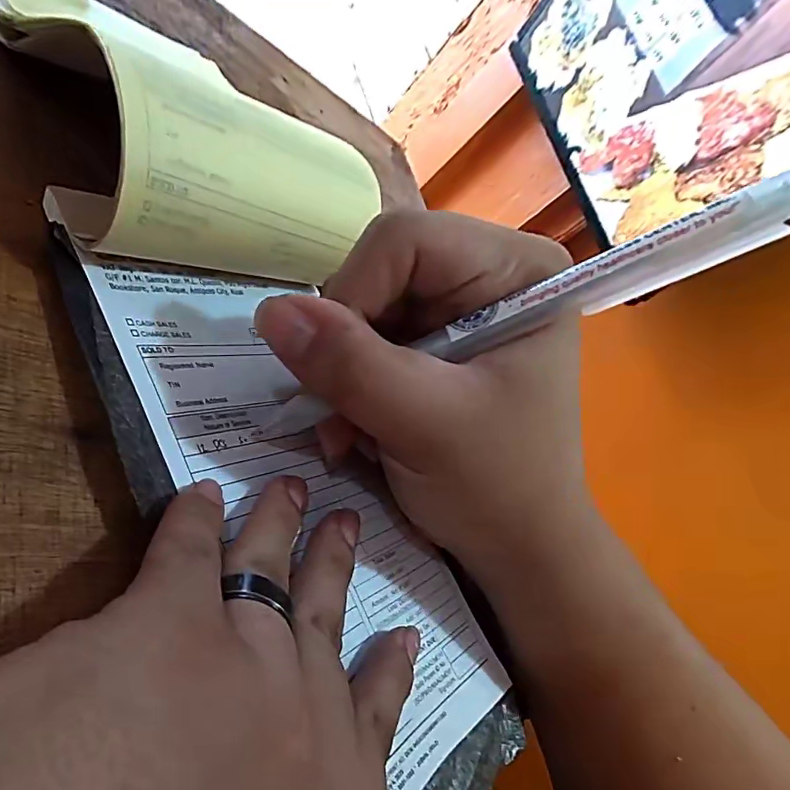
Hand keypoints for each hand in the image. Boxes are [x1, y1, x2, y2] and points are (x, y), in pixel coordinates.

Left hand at [0, 480, 419, 789]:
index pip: (370, 742)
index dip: (380, 681)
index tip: (392, 639)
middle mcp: (308, 757)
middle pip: (327, 643)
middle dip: (335, 577)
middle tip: (347, 528)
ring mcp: (246, 687)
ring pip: (274, 585)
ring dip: (281, 530)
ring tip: (291, 492)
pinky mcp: (157, 637)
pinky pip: (191, 556)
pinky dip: (196, 522)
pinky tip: (200, 498)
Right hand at [253, 211, 592, 581]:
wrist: (520, 549)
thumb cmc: (495, 489)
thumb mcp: (421, 424)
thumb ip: (348, 364)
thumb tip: (270, 312)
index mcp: (518, 272)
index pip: (403, 241)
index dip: (352, 298)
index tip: (335, 374)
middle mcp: (491, 277)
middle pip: (379, 275)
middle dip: (347, 350)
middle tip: (337, 418)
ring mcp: (463, 315)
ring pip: (365, 316)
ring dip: (343, 379)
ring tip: (348, 437)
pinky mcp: (439, 350)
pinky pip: (370, 348)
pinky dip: (352, 391)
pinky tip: (359, 433)